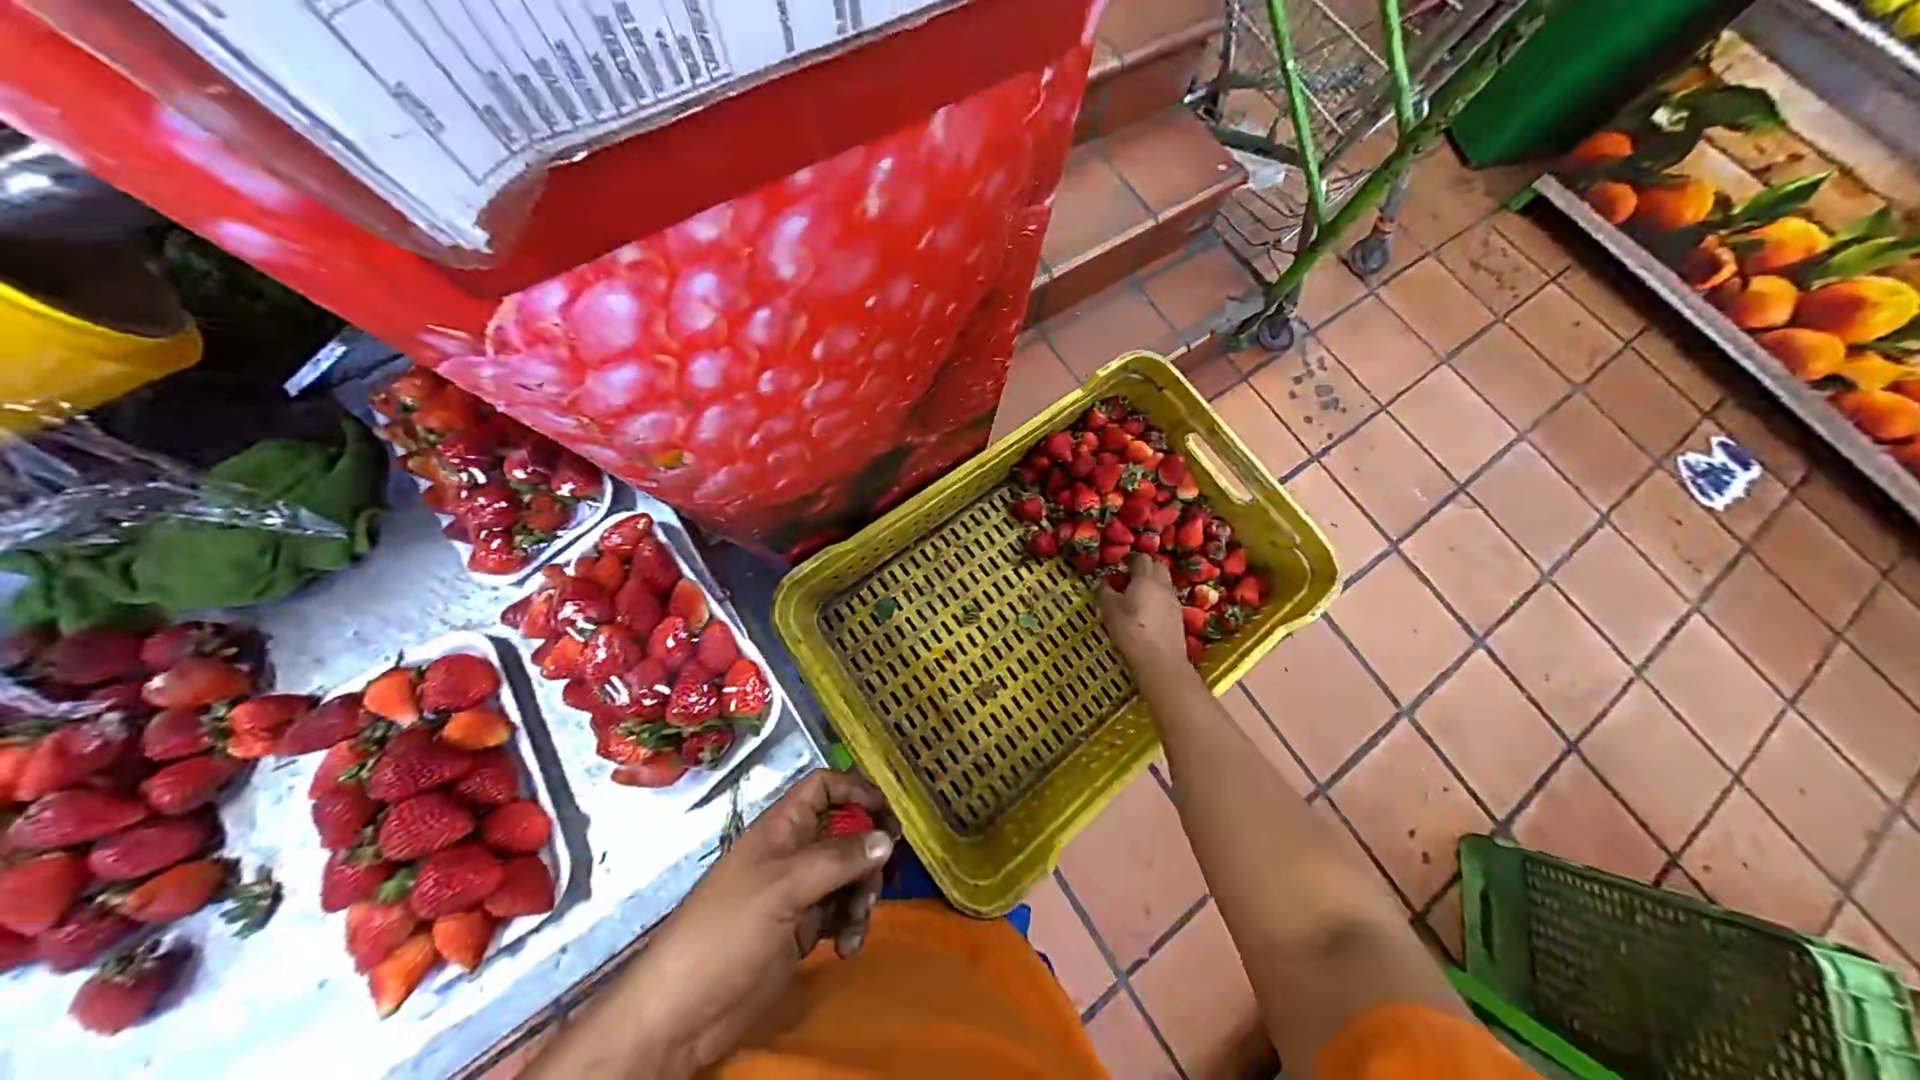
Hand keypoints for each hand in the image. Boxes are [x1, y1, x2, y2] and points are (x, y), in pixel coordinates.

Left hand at [619, 770, 893, 1076]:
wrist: (683, 1012)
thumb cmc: (728, 931)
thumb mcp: (785, 886)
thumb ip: (838, 858)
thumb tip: (886, 838)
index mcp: (781, 828)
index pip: (823, 788)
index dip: (856, 791)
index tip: (887, 815)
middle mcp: (793, 853)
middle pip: (846, 833)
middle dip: (868, 854)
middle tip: (882, 879)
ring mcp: (797, 892)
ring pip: (848, 875)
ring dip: (862, 895)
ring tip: (856, 923)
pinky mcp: (801, 928)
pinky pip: (840, 912)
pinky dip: (850, 925)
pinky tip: (846, 948)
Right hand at [1097, 553, 1190, 678]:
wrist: (1160, 660)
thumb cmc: (1131, 630)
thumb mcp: (1109, 609)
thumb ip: (1105, 592)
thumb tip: (1104, 582)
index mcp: (1146, 578)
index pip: (1141, 559)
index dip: (1130, 559)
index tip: (1120, 564)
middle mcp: (1163, 585)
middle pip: (1158, 566)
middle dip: (1145, 567)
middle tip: (1129, 576)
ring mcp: (1173, 601)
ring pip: (1164, 583)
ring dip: (1152, 583)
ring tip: (1137, 594)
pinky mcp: (1178, 616)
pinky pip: (1167, 599)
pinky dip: (1157, 598)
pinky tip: (1148, 611)